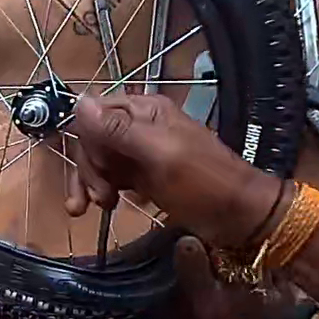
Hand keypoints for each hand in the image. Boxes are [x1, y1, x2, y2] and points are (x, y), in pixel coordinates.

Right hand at [65, 95, 283, 247]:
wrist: (240, 217)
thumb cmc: (203, 183)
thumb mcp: (159, 155)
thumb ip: (117, 130)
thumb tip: (78, 102)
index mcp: (142, 110)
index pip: (92, 115)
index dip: (87, 143)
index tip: (96, 171)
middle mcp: (136, 125)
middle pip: (91, 140)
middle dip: (88, 169)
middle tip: (100, 198)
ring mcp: (138, 150)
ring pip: (96, 159)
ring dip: (91, 183)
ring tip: (100, 206)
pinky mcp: (140, 173)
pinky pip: (108, 176)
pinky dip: (100, 190)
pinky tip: (102, 207)